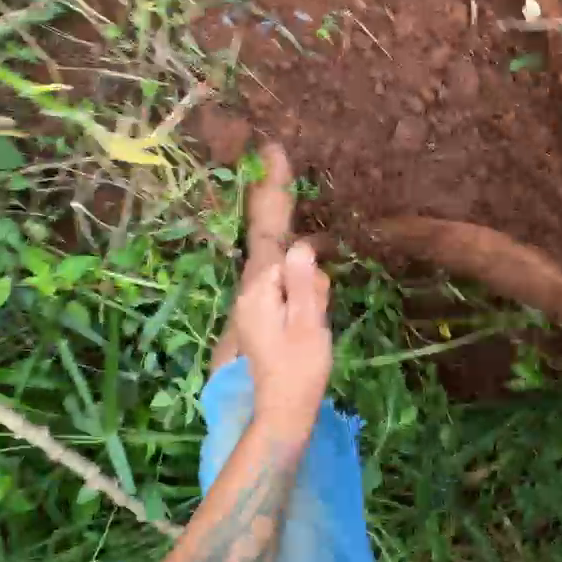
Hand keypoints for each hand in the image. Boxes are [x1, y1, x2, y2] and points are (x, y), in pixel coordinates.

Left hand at [223, 144, 332, 432]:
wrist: (282, 409)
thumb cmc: (301, 371)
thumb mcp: (309, 327)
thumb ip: (306, 285)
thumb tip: (303, 247)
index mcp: (262, 288)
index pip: (271, 229)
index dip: (275, 190)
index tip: (275, 152)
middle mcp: (252, 287)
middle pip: (265, 230)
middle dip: (271, 192)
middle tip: (274, 153)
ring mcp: (256, 297)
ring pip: (272, 250)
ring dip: (276, 213)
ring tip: (281, 176)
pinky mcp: (265, 307)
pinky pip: (277, 266)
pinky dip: (282, 240)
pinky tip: (297, 236)